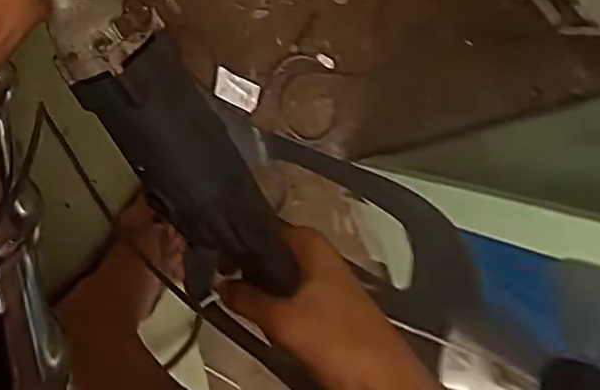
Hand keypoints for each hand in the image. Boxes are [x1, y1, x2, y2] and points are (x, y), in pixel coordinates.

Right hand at [218, 227, 433, 389]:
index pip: (259, 226)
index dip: (233, 239)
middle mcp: (316, 254)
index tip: (207, 251)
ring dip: (255, 288)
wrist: (392, 389)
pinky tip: (253, 315)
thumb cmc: (341, 344)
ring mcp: (323, 282)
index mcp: (308, 243)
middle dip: (242, 265)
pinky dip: (271, 304)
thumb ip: (246, 299)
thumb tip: (216, 283)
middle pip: (267, 252)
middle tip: (210, 274)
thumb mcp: (285, 322)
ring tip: (224, 293)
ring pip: (277, 277)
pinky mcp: (326, 309)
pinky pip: (288, 297)